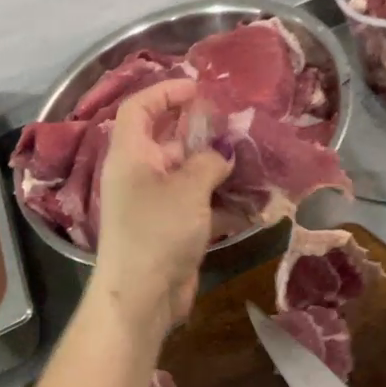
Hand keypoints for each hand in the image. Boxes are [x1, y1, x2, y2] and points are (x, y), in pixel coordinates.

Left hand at [91, 79, 231, 332]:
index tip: (199, 88)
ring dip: (219, 168)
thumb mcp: (187, 189)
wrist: (142, 297)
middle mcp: (139, 173)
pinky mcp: (171, 229)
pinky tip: (254, 203)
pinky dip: (222, 203)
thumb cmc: (157, 232)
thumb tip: (221, 154)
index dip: (166, 92)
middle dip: (202, 131)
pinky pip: (198, 205)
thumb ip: (208, 162)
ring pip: (189, 174)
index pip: (140, 107)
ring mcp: (155, 203)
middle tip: (238, 125)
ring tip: (254, 160)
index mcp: (130, 154)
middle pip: (169, 139)